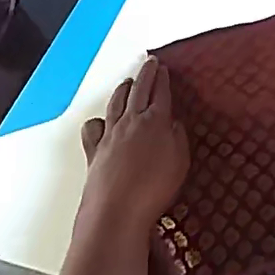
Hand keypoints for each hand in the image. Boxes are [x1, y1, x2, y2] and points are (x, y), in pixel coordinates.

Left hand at [76, 55, 189, 234]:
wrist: (116, 211)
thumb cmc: (152, 190)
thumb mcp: (179, 163)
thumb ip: (178, 138)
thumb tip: (174, 123)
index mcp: (155, 121)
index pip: (160, 93)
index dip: (163, 79)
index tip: (164, 69)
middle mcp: (131, 121)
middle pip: (139, 90)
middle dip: (146, 74)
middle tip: (150, 63)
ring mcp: (111, 133)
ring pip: (117, 101)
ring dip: (124, 88)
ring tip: (128, 82)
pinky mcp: (95, 149)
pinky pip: (94, 126)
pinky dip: (98, 119)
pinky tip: (101, 120)